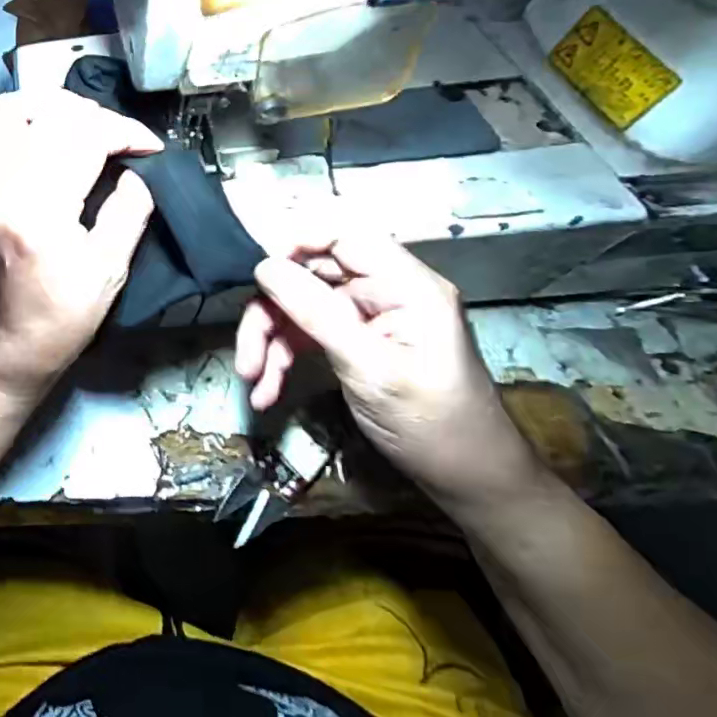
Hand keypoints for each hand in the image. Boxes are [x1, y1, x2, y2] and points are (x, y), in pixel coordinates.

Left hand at [0, 89, 161, 407]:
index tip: (150, 145)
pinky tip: (34, 120)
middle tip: (121, 136)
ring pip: (8, 110)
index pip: (84, 139)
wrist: (6, 343)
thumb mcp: (110, 271)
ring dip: (50, 103)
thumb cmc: (61, 316)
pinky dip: (6, 112)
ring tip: (81, 120)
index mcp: (39, 214)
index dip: (125, 132)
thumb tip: (138, 169)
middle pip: (49, 116)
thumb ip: (129, 211)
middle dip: (96, 115)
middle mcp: (2, 188)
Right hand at [235, 233, 547, 510]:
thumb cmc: (432, 425)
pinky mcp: (355, 342)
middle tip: (246, 354)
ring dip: (269, 341)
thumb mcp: (369, 369)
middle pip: (311, 275)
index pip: (344, 235)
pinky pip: (308, 336)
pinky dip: (283, 359)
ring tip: (252, 379)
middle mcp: (384, 291)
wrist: (470, 481)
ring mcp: (368, 318)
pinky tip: (267, 391)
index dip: (296, 243)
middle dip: (271, 312)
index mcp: (405, 285)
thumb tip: (265, 267)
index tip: (258, 274)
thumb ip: (316, 313)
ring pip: (301, 307)